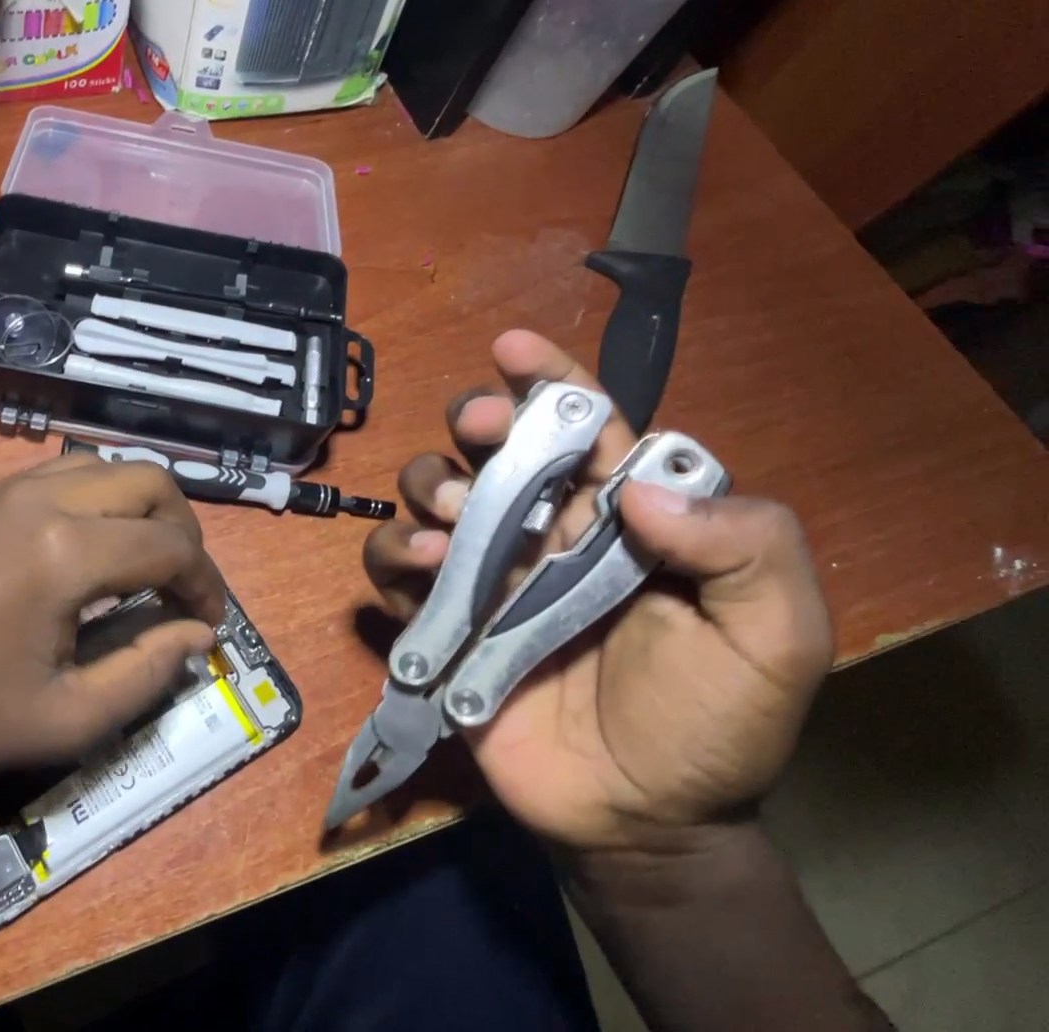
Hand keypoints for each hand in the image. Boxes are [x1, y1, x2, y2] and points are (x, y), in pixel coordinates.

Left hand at [0, 455, 226, 792]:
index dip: (206, 583)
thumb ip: (147, 672)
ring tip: (138, 565)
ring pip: (101, 466)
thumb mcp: (66, 720)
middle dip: (183, 530)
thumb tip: (196, 635)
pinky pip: (55, 475)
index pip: (170, 546)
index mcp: (64, 552)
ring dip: (137, 507)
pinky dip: (92, 500)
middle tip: (180, 587)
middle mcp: (38, 499)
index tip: (209, 622)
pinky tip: (80, 553)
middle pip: (148, 480)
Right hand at [362, 330, 834, 853]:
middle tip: (481, 432)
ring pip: (430, 494)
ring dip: (431, 485)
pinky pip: (393, 567)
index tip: (512, 348)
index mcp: (623, 521)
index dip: (551, 382)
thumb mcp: (773, 638)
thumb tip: (636, 488)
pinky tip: (419, 566)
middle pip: (493, 448)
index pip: (587, 430)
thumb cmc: (709, 725)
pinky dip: (392, 552)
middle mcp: (546, 533)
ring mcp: (486, 576)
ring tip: (450, 522)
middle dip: (479, 422)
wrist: (637, 818)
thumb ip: (747, 547)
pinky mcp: (438, 621)